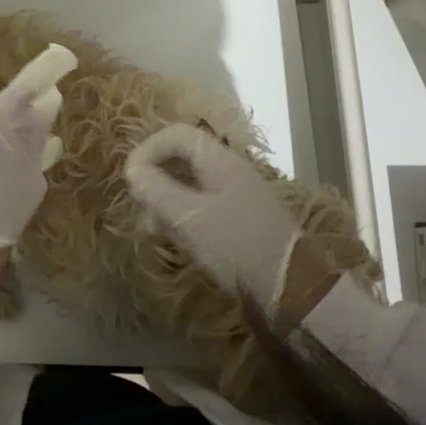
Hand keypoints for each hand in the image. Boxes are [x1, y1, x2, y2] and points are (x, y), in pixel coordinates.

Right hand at [123, 124, 302, 309]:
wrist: (293, 288)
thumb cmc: (238, 245)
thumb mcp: (190, 218)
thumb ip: (157, 190)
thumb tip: (133, 171)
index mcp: (220, 161)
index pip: (176, 136)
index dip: (148, 149)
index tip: (131, 179)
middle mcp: (228, 172)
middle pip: (181, 160)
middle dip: (154, 180)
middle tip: (140, 208)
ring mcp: (236, 197)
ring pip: (189, 187)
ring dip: (165, 203)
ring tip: (154, 231)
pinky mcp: (239, 222)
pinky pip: (201, 209)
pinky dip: (182, 219)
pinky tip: (176, 241)